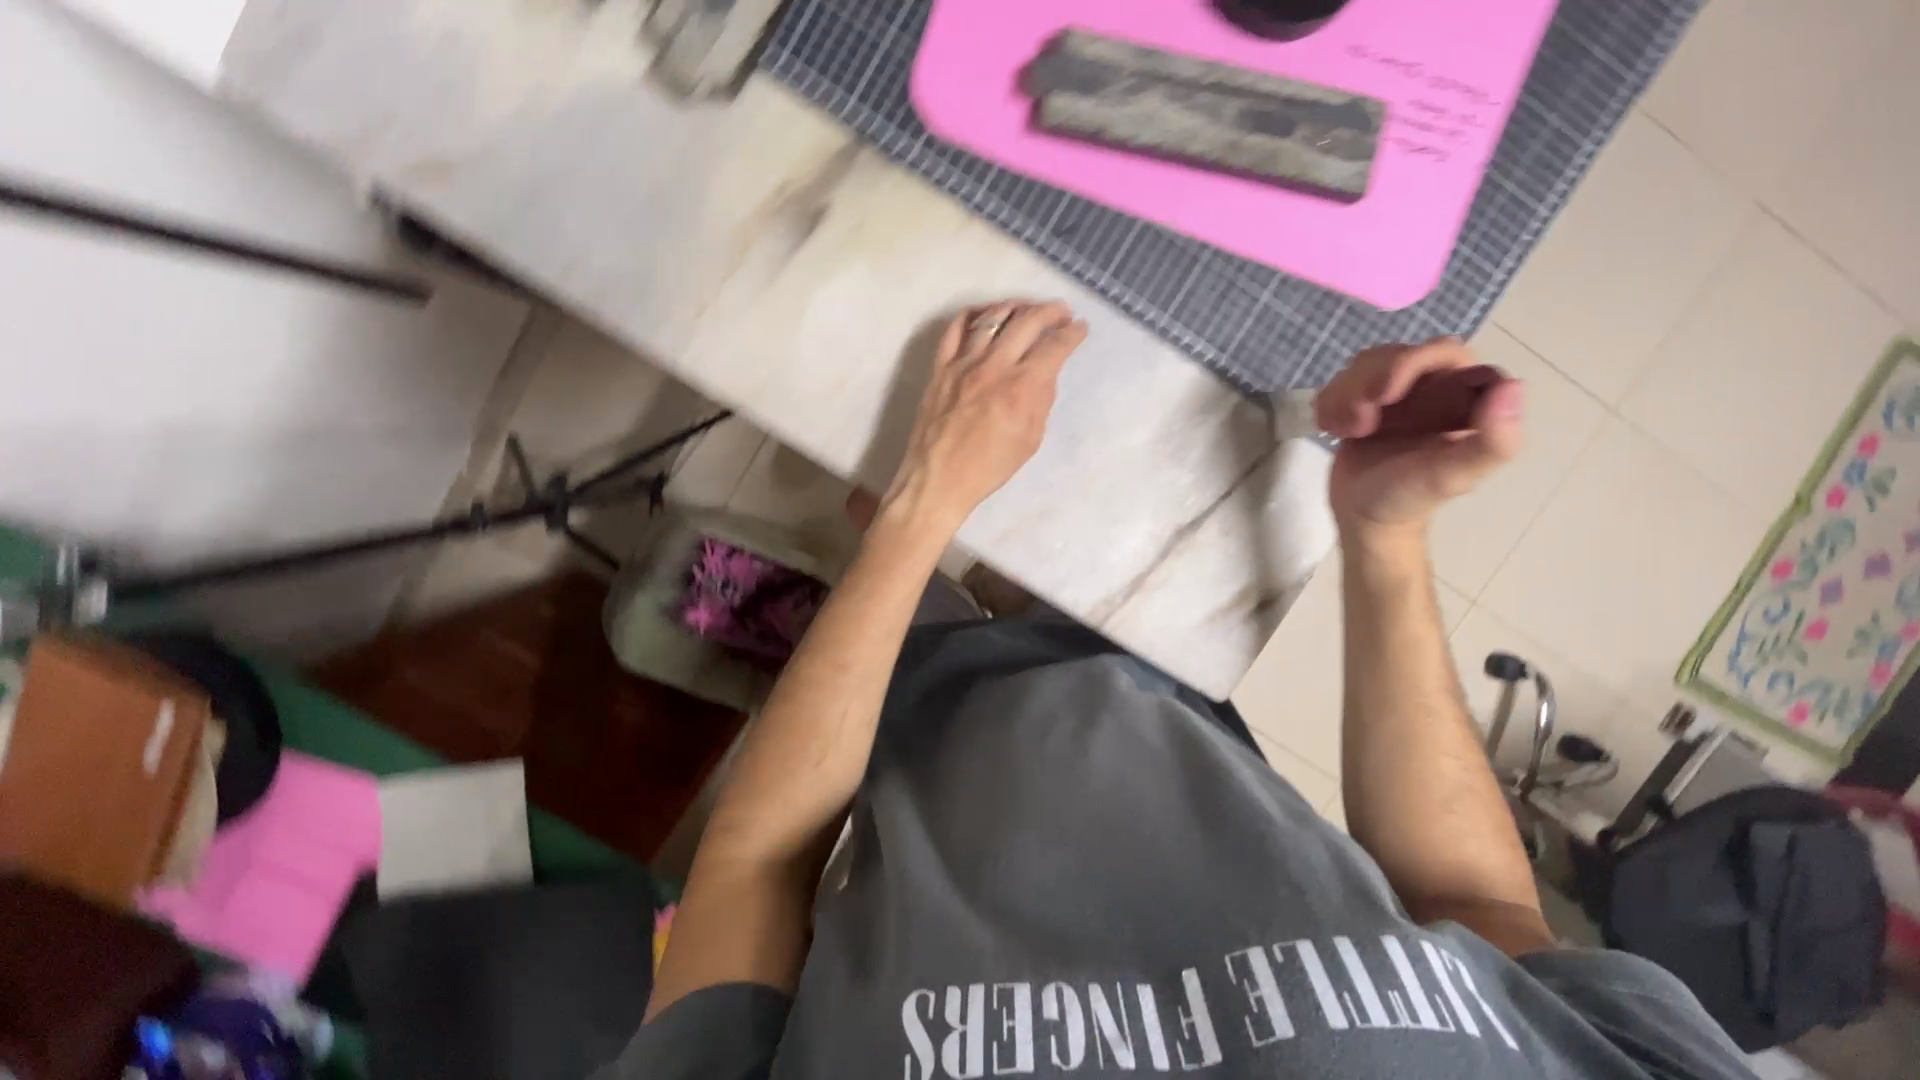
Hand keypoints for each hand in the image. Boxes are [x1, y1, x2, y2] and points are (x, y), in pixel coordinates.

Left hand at [880, 301, 1087, 538]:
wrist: (939, 479)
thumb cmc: (989, 468)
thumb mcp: (1030, 440)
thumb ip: (1041, 401)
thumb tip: (1046, 373)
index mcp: (1021, 388)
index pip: (1054, 347)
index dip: (1072, 334)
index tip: (1079, 328)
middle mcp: (993, 367)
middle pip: (1027, 322)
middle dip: (1050, 312)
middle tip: (1061, 312)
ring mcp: (963, 364)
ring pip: (992, 317)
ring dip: (1015, 307)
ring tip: (1027, 309)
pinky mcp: (941, 368)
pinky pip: (955, 329)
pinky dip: (973, 315)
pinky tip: (984, 314)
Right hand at [1316, 338, 1523, 544]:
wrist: (1365, 519)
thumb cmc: (1410, 498)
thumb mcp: (1452, 475)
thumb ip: (1491, 441)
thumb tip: (1513, 386)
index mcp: (1467, 397)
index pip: (1444, 351)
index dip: (1410, 363)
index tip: (1384, 395)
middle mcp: (1434, 387)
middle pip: (1396, 352)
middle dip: (1367, 381)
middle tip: (1359, 422)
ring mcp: (1398, 393)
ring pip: (1365, 363)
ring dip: (1346, 395)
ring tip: (1349, 431)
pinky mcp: (1364, 402)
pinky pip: (1341, 380)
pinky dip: (1330, 403)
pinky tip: (1336, 430)